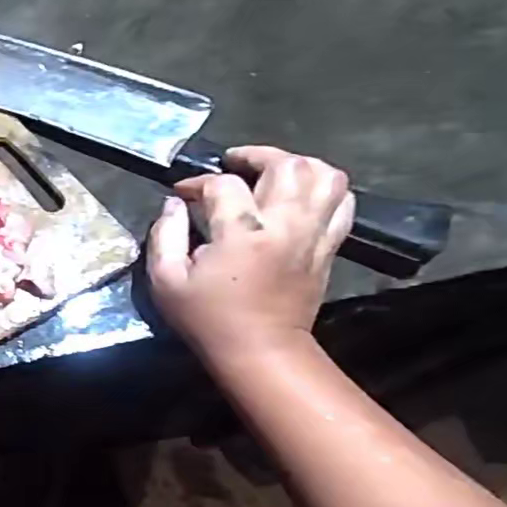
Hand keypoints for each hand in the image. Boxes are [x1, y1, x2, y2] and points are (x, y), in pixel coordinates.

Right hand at [146, 146, 354, 356]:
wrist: (260, 350)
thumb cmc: (207, 317)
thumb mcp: (166, 280)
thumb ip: (165, 235)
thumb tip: (174, 203)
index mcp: (241, 234)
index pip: (223, 184)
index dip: (198, 183)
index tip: (183, 194)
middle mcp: (284, 225)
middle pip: (286, 165)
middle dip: (256, 156)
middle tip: (234, 164)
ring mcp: (313, 234)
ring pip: (325, 175)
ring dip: (297, 165)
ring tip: (271, 173)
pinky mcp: (328, 246)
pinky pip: (342, 202)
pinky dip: (324, 189)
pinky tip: (299, 195)